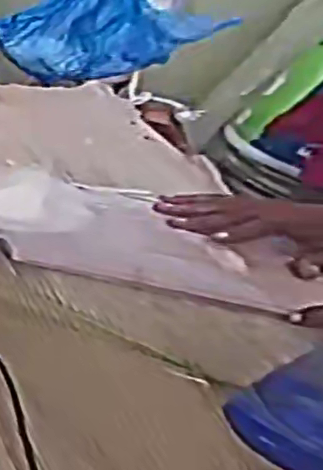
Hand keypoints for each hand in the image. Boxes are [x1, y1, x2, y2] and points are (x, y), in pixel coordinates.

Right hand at [154, 194, 322, 246]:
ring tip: (160, 202)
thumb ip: (312, 261)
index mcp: (280, 221)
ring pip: (217, 202)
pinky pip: (222, 198)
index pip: (250, 227)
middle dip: (192, 212)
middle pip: (224, 211)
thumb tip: (301, 271)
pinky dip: (199, 198)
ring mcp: (256, 203)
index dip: (233, 232)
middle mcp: (264, 209)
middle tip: (163, 212)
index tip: (212, 237)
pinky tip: (182, 199)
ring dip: (186, 203)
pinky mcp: (251, 201)